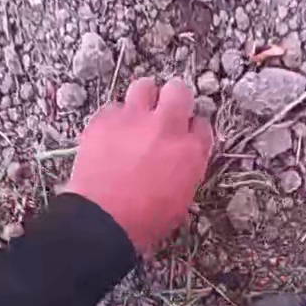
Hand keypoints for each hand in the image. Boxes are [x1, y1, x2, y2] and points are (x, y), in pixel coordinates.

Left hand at [62, 77, 214, 253]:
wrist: (104, 219)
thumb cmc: (144, 219)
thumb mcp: (181, 201)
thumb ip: (186, 171)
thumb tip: (181, 163)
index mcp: (191, 151)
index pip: (202, 124)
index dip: (192, 127)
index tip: (186, 133)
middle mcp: (167, 128)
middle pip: (178, 91)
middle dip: (173, 98)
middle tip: (165, 112)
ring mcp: (135, 119)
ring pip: (144, 86)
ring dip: (144, 97)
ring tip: (139, 114)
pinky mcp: (105, 119)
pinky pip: (113, 107)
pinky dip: (115, 118)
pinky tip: (112, 135)